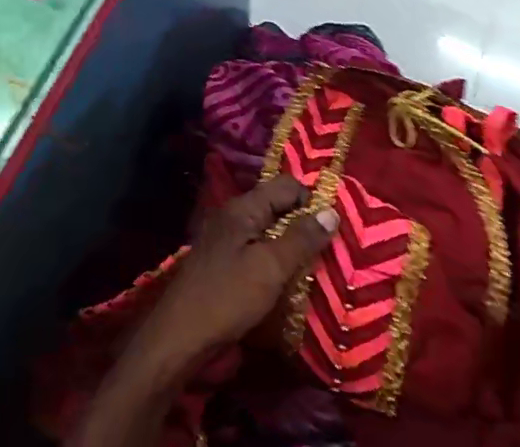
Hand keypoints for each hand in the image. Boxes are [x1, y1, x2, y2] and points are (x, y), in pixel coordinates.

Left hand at [133, 177, 337, 365]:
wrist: (182, 333)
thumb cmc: (228, 296)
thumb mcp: (270, 268)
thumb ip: (301, 238)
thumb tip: (331, 211)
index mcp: (242, 207)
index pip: (286, 186)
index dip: (312, 200)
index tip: (337, 226)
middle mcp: (233, 214)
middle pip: (278, 206)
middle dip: (305, 223)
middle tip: (334, 247)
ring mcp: (227, 237)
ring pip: (269, 229)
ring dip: (293, 243)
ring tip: (319, 264)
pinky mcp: (225, 260)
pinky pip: (259, 248)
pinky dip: (277, 258)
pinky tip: (292, 277)